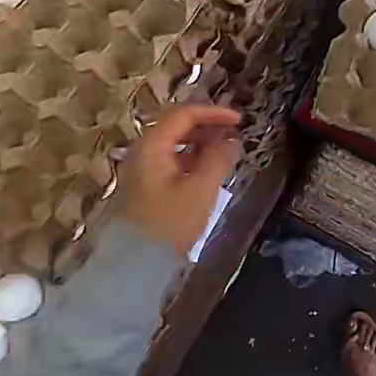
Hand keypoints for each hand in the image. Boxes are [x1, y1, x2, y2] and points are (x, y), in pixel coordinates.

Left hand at [117, 104, 241, 253]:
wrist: (136, 263)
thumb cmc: (170, 223)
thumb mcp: (200, 190)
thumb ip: (218, 160)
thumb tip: (232, 141)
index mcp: (152, 145)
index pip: (184, 114)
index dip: (213, 113)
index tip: (239, 120)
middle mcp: (143, 151)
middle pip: (176, 126)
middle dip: (207, 126)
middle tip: (234, 133)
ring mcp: (142, 169)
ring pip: (174, 145)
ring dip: (201, 143)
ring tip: (227, 151)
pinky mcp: (146, 187)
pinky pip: (172, 162)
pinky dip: (192, 160)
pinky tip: (209, 170)